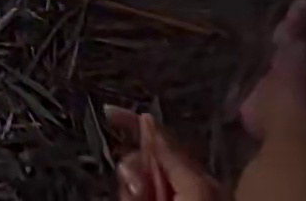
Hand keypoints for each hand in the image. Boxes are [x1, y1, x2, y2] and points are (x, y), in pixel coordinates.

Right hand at [105, 106, 222, 200]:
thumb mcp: (197, 190)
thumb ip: (173, 156)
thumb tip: (147, 118)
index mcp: (193, 173)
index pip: (158, 136)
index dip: (133, 121)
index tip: (108, 113)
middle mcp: (173, 181)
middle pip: (138, 154)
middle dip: (132, 165)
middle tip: (139, 189)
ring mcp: (159, 195)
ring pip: (129, 174)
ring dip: (128, 182)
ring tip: (138, 198)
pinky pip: (125, 191)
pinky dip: (126, 195)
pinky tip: (133, 199)